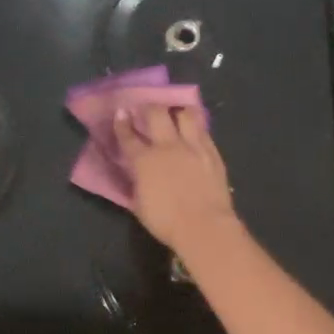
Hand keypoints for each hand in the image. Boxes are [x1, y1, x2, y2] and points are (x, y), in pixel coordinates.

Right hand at [114, 104, 237, 255]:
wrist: (204, 226)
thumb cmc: (165, 222)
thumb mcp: (139, 205)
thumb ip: (136, 183)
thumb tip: (135, 174)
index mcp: (144, 161)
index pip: (128, 136)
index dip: (122, 123)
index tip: (120, 112)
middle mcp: (167, 146)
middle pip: (156, 114)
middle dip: (148, 107)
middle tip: (146, 109)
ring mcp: (193, 146)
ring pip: (185, 114)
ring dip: (177, 111)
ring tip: (174, 114)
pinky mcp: (212, 152)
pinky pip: (203, 130)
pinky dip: (195, 126)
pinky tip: (193, 130)